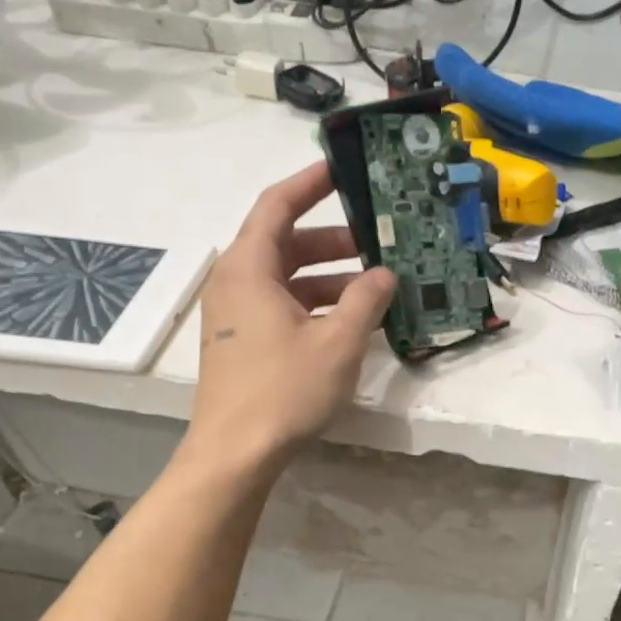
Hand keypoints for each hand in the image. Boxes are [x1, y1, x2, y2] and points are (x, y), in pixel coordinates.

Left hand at [178, 162, 396, 482]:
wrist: (235, 451)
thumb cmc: (284, 389)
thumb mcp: (338, 342)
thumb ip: (365, 300)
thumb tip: (385, 274)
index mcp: (249, 267)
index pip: (277, 205)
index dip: (310, 183)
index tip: (342, 169)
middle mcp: (235, 281)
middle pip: (285, 242)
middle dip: (334, 240)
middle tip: (378, 242)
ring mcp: (236, 314)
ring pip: (287, 278)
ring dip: (330, 278)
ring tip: (376, 288)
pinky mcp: (243, 342)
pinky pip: (282, 306)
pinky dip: (315, 305)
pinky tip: (351, 323)